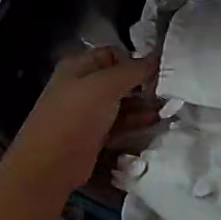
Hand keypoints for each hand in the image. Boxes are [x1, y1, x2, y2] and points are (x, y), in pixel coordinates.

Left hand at [0, 47, 155, 195]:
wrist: (50, 164)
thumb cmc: (76, 117)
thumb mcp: (105, 86)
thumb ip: (133, 71)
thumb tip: (157, 59)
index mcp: (77, 67)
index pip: (113, 55)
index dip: (136, 60)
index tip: (160, 72)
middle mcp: (81, 87)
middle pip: (118, 80)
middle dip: (143, 86)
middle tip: (170, 93)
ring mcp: (86, 113)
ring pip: (120, 104)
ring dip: (143, 106)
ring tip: (168, 111)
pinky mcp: (93, 137)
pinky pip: (118, 125)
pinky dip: (135, 123)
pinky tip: (154, 125)